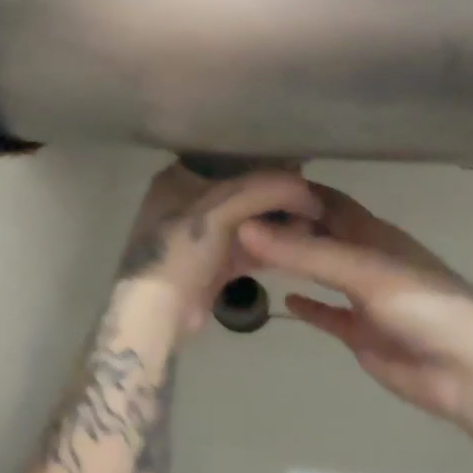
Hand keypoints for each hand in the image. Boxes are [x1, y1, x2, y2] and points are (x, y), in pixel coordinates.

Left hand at [116, 163, 321, 330]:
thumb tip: (312, 194)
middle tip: (314, 199)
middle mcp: (192, 199)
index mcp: (181, 177)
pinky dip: (274, 244)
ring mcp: (205, 232)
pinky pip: (252, 245)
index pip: (232, 158)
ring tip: (315, 222)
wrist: (157, 314)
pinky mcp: (217, 261)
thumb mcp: (220, 209)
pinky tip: (301, 243)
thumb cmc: (180, 250)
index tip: (302, 168)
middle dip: (279, 195)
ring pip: (252, 218)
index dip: (266, 161)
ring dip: (281, 221)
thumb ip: (265, 190)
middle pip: (246, 188)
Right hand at [237, 183, 472, 426]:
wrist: (470, 370)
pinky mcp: (363, 333)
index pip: (327, 201)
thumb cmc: (423, 306)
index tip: (248, 185)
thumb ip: (305, 253)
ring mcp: (364, 298)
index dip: (293, 191)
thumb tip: (244, 228)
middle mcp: (366, 259)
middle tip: (234, 223)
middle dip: (285, 227)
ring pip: (321, 273)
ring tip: (246, 256)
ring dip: (292, 263)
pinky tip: (284, 301)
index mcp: (373, 233)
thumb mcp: (362, 272)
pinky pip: (330, 314)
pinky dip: (309, 306)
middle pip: (320, 235)